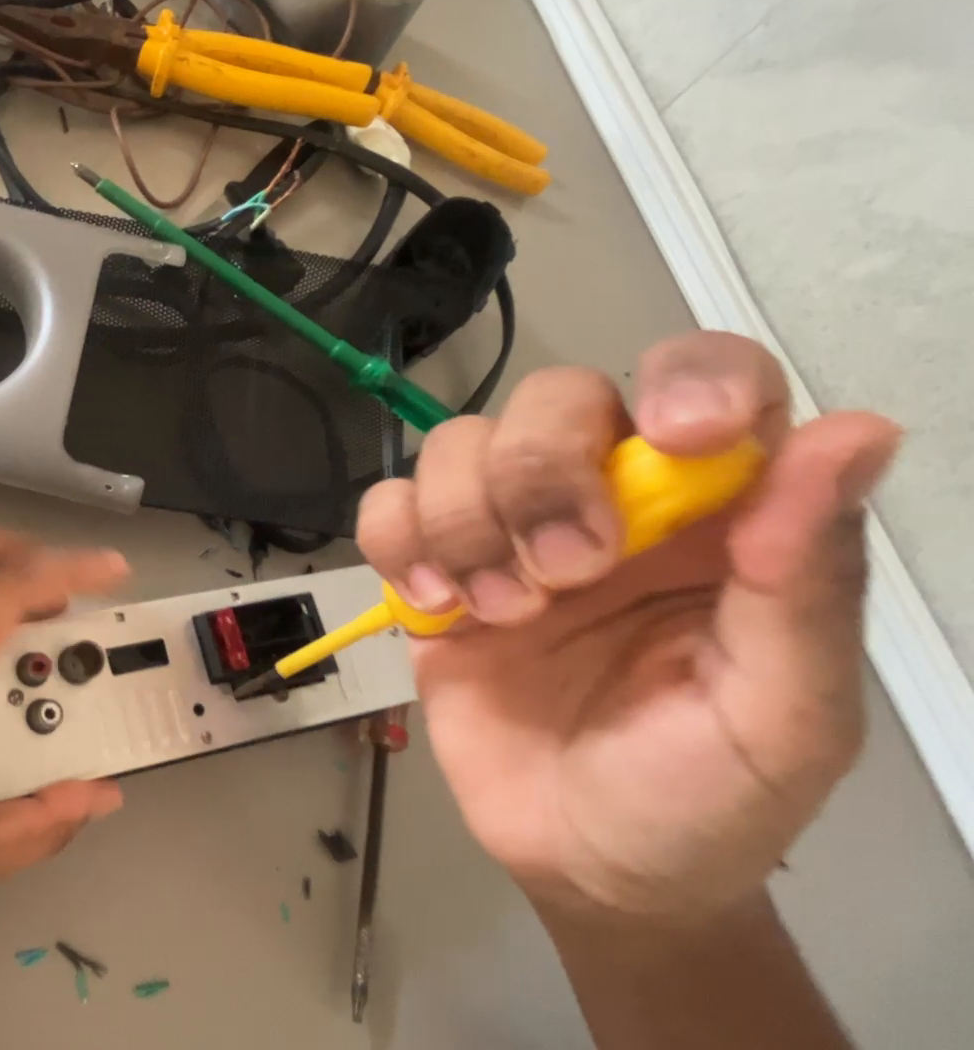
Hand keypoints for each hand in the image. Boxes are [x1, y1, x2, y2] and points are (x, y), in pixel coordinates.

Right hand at [356, 331, 900, 921]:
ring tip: (495, 611)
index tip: (678, 439)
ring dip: (463, 521)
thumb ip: (803, 582)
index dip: (689, 378)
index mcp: (715, 517)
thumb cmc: (706, 797)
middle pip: (550, 399)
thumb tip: (853, 432)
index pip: (709, 381)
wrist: (582, 860)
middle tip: (562, 577)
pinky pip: (385, 507)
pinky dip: (395, 542)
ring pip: (454, 445)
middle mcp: (606, 502)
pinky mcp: (431, 572)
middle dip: (539, 476)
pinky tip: (432, 604)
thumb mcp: (784, 711)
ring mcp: (505, 534)